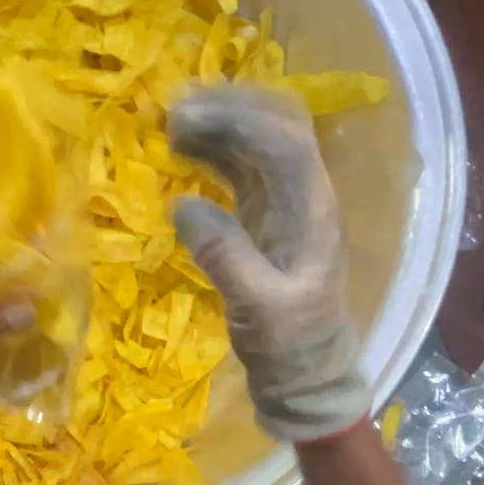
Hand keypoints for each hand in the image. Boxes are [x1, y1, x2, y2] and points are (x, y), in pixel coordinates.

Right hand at [169, 86, 369, 442]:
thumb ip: (223, 252)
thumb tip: (182, 204)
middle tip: (173, 109)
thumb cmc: (288, 344)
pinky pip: (243, 176)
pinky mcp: (268, 224)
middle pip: (276, 128)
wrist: (306, 375)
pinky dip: (215, 159)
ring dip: (219, 129)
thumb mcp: (255, 305)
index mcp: (312, 210)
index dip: (235, 119)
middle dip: (228, 109)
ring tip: (171, 125)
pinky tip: (185, 157)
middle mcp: (305, 197)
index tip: (184, 117)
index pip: (282, 141)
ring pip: (257, 148)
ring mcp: (287, 208)